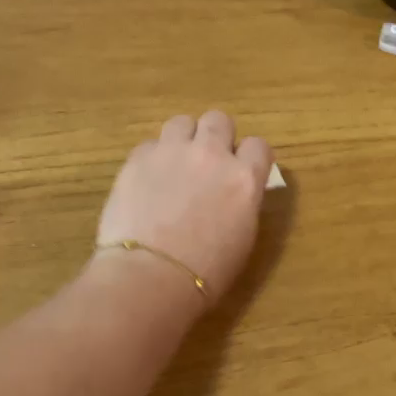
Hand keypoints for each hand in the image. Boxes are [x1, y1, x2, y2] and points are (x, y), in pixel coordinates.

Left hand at [94, 110, 273, 302]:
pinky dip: (154, 158)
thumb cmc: (207, 272)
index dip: (252, 158)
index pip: (259, 146)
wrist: (152, 275)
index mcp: (244, 179)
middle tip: (209, 164)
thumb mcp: (243, 238)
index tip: (245, 171)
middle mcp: (211, 155)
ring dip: (184, 140)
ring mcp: (171, 152)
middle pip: (219, 120)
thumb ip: (242, 202)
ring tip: (177, 166)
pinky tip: (149, 183)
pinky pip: (150, 144)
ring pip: (182, 122)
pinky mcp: (137, 158)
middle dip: (217, 137)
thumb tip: (234, 193)